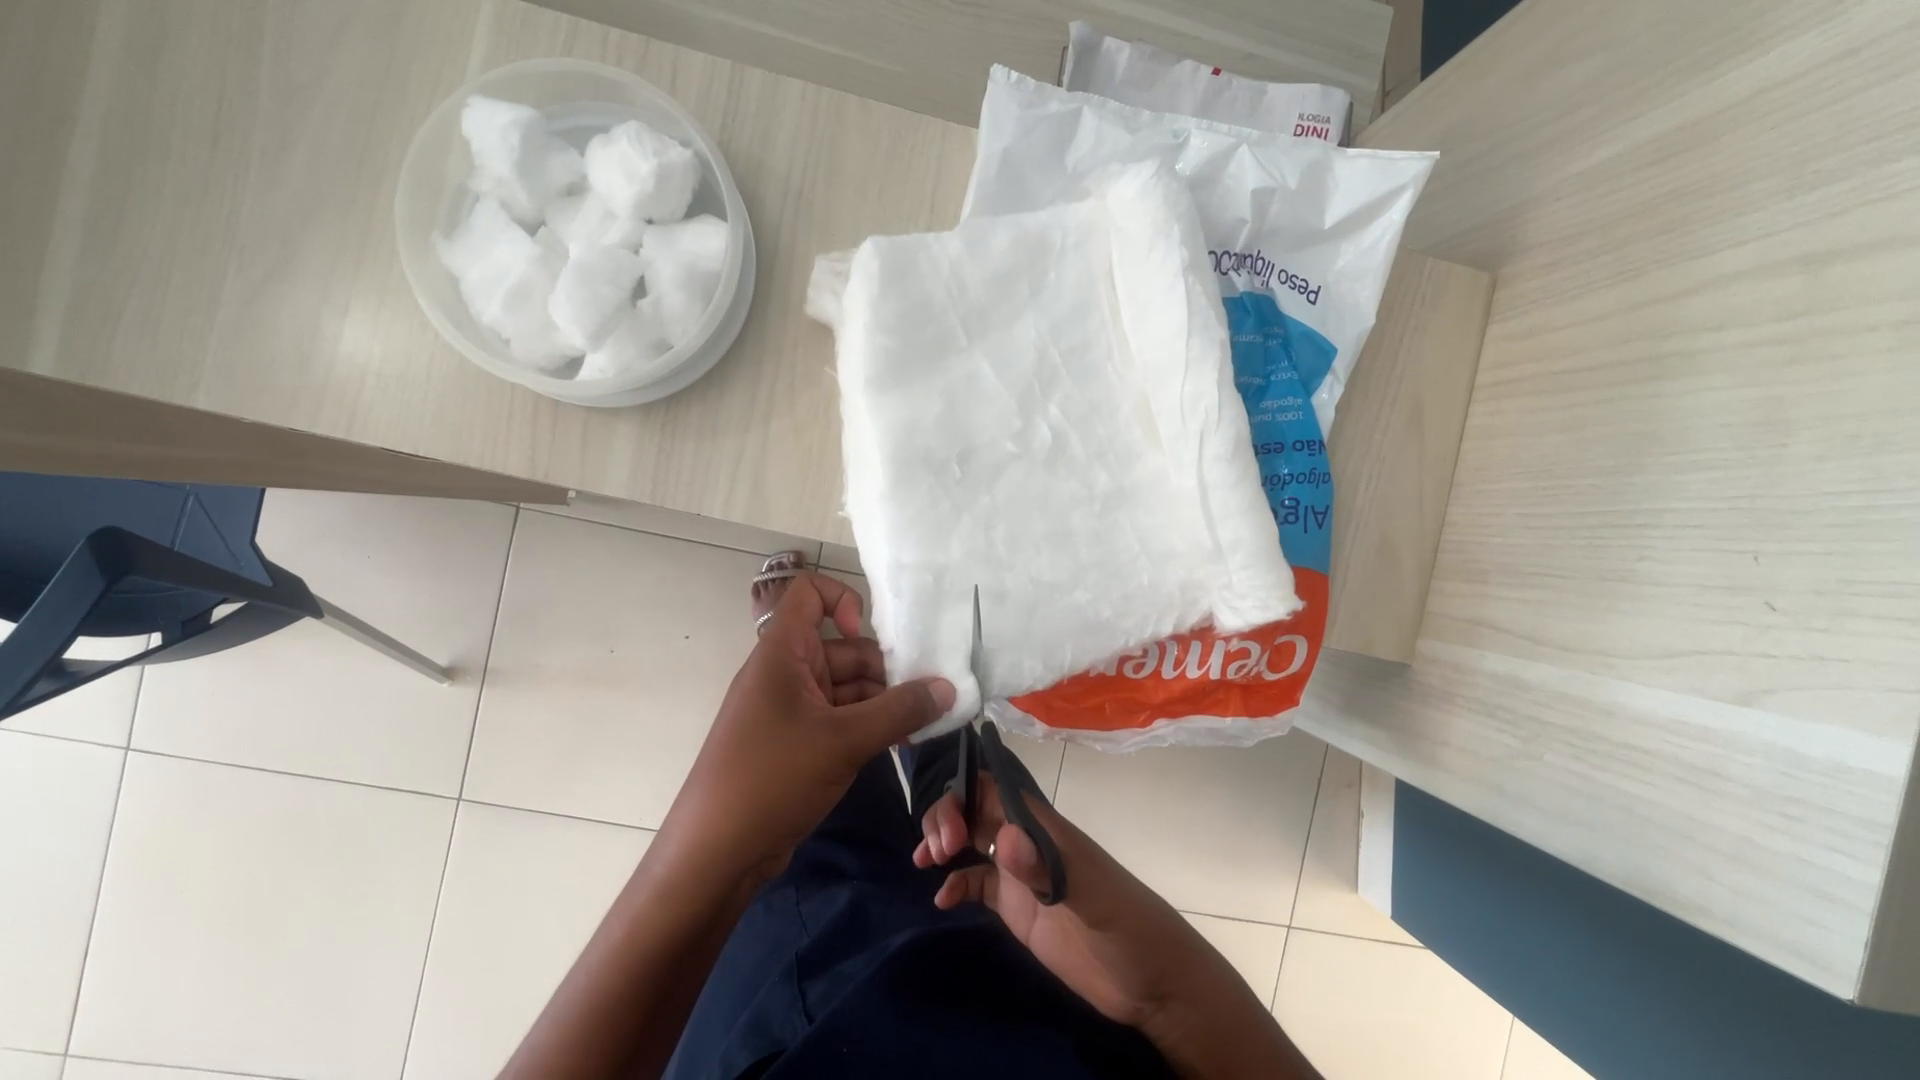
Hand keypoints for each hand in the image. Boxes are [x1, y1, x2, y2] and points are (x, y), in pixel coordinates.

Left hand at [658, 571, 953, 883]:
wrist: (717, 852)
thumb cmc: (774, 778)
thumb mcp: (844, 741)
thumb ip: (901, 711)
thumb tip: (948, 688)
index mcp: (782, 653)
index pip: (809, 593)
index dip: (844, 600)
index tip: (872, 635)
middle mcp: (785, 673)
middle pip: (842, 648)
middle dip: (885, 669)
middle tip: (927, 697)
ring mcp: (789, 710)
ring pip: (846, 687)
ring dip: (883, 703)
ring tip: (922, 727)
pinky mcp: (796, 743)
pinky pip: (839, 719)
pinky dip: (868, 726)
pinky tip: (900, 745)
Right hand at [915, 778, 1204, 1029]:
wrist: (1152, 983)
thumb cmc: (1130, 929)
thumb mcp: (1093, 898)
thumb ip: (1049, 870)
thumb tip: (1004, 839)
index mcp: (1045, 830)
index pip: (997, 790)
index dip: (964, 795)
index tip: (948, 829)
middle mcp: (1029, 844)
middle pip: (977, 810)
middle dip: (948, 817)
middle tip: (936, 850)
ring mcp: (1021, 876)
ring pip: (973, 841)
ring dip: (944, 843)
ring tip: (925, 862)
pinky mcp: (1017, 908)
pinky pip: (977, 885)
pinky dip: (955, 886)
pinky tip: (942, 901)